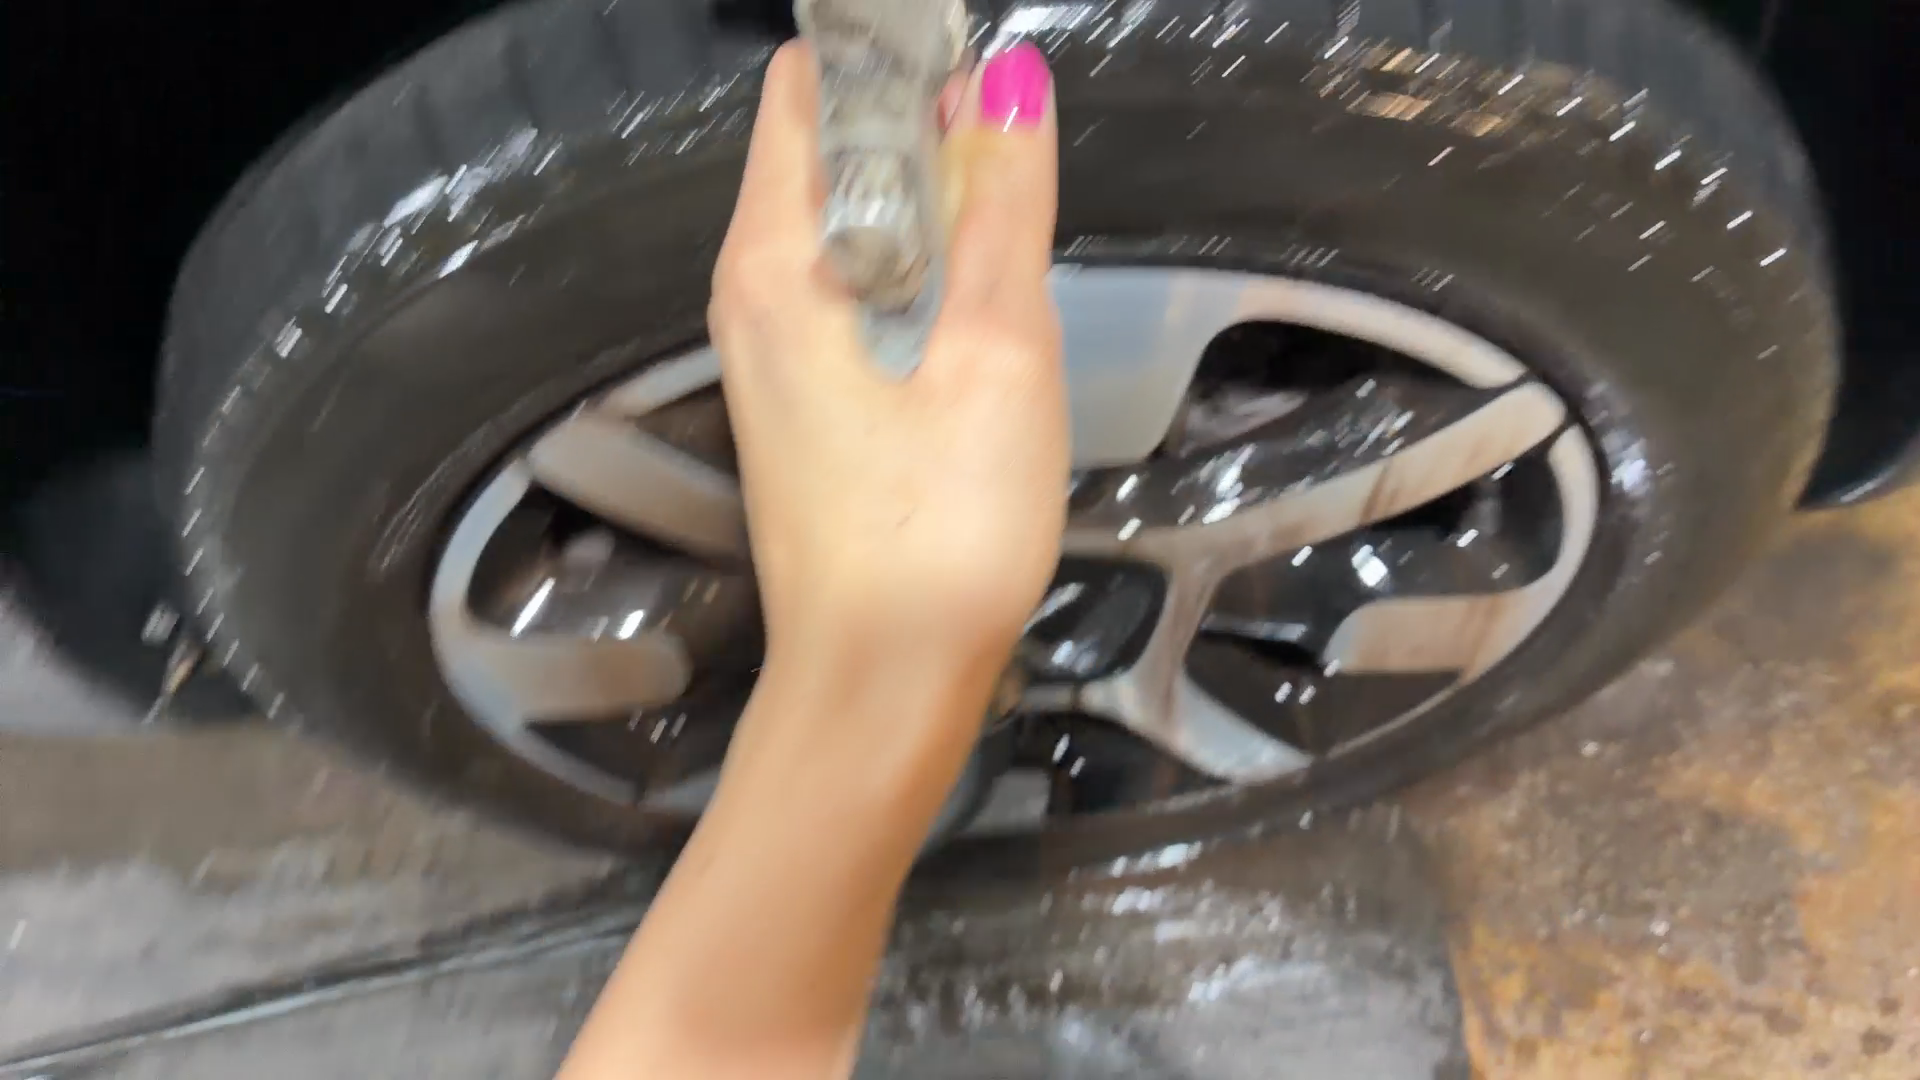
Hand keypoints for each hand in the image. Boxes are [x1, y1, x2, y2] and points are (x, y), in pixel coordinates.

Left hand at [711, 43, 1066, 722]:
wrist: (883, 684)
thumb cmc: (944, 530)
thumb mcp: (995, 358)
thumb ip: (1002, 214)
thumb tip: (1008, 85)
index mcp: (775, 263)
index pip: (813, 92)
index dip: (898, 67)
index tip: (985, 102)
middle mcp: (750, 300)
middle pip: (829, 161)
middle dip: (923, 146)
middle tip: (1014, 195)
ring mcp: (771, 364)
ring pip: (846, 239)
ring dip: (926, 222)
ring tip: (1002, 263)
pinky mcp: (803, 415)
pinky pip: (851, 306)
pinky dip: (909, 287)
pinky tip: (965, 332)